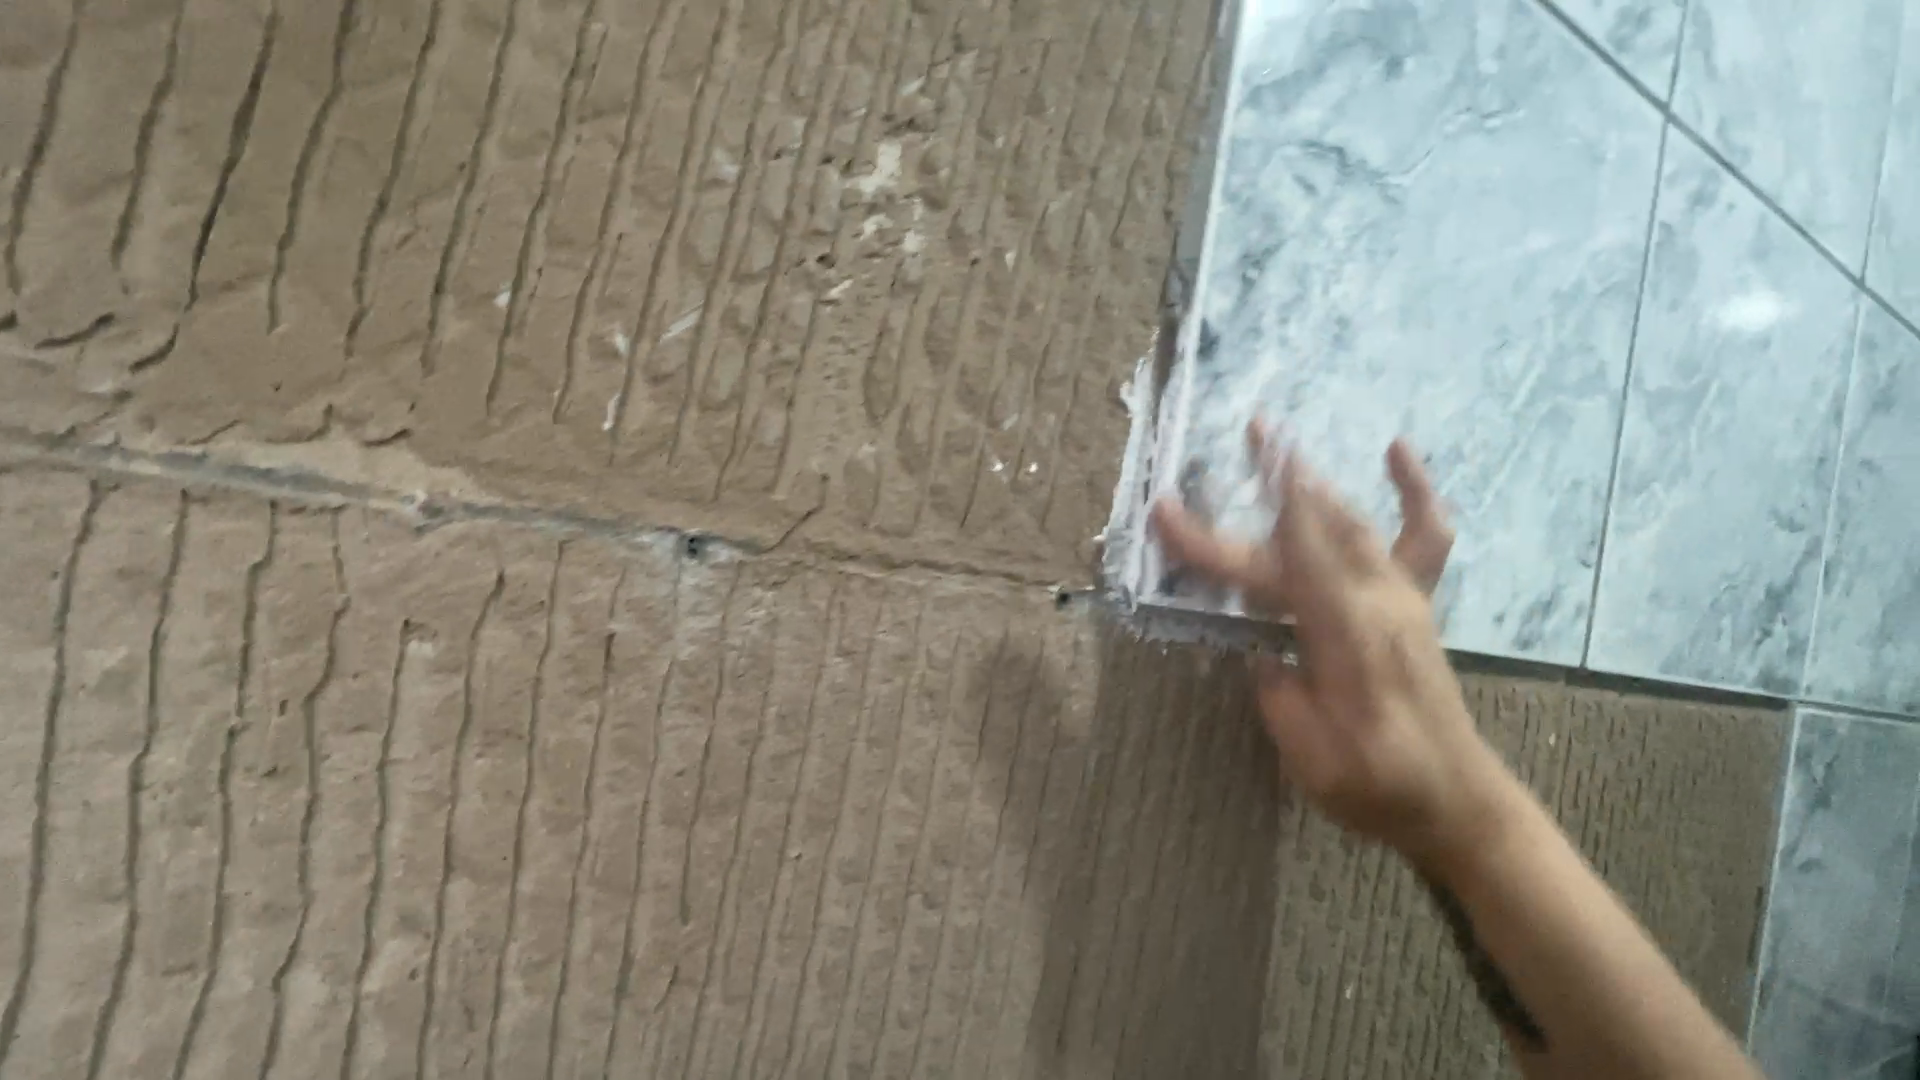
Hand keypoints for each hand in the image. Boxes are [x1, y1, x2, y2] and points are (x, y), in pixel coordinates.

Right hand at [1150, 423, 1507, 864]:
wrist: (1459, 804)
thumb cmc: (1378, 788)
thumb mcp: (1312, 762)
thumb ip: (1279, 697)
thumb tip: (1258, 650)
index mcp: (1347, 638)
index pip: (1274, 572)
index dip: (1216, 541)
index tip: (1168, 514)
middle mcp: (1378, 603)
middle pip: (1312, 531)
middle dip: (1270, 480)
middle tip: (1238, 435)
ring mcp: (1402, 599)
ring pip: (1352, 522)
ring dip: (1310, 479)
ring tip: (1276, 439)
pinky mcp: (1414, 605)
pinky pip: (1422, 537)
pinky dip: (1412, 490)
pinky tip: (1395, 451)